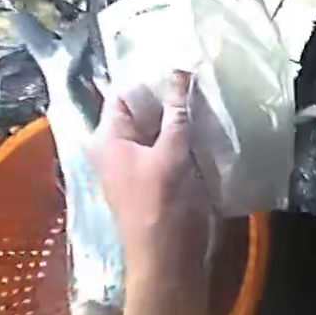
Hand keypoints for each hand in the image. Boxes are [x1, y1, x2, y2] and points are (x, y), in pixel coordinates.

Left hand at [89, 72, 212, 298]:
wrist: (168, 253)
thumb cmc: (161, 201)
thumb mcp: (171, 151)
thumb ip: (176, 111)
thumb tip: (181, 71)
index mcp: (109, 139)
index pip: (123, 94)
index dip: (148, 77)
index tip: (179, 61)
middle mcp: (118, 146)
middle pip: (141, 108)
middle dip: (167, 92)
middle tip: (198, 71)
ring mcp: (138, 160)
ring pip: (158, 124)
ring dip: (179, 111)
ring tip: (206, 90)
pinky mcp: (157, 172)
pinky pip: (167, 141)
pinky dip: (184, 129)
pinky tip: (206, 118)